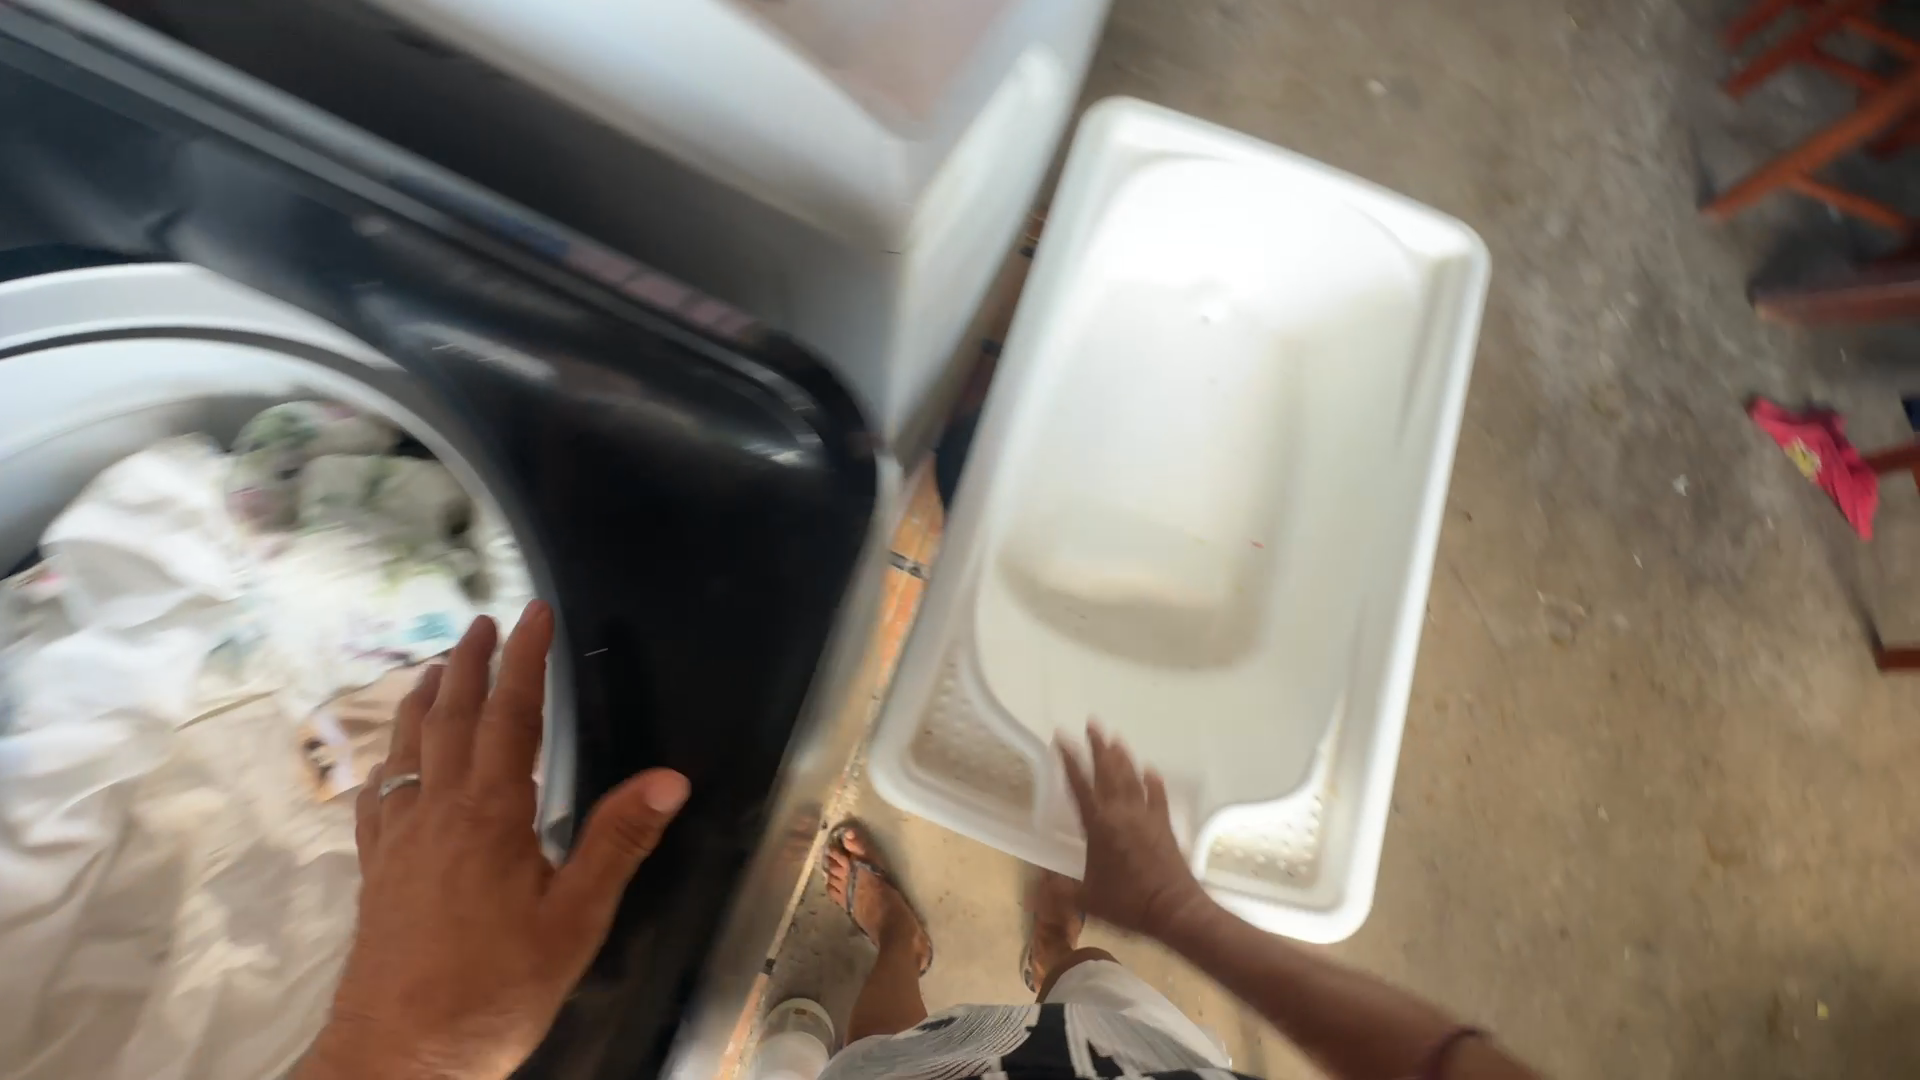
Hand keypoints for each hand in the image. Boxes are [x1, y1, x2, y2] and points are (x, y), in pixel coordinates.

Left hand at [298, 600, 690, 1079]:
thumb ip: (619, 840)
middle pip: (452, 718)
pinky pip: (379, 796)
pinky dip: (390, 757)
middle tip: (483, 621)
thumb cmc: (495, 988)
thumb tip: (671, 777)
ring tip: (437, 665)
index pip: (510, 716)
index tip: (533, 614)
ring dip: (426, 699)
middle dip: (470, 663)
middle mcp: (438, 812)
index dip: (524, 660)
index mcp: (491, 814)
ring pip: (409, 749)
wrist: (395, 1066)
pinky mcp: (378, 871)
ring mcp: (400, 840)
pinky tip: (393, 757)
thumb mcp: (576, 918)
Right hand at [1057, 722, 1211, 940]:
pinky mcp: (1164, 824)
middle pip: (1108, 772)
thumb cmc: (1129, 904)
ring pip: (1131, 778)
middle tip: (1092, 723)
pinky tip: (1150, 769)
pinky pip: (1158, 796)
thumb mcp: (1089, 899)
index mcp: (1098, 826)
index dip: (1069, 760)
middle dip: (1098, 746)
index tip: (1061, 738)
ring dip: (1123, 757)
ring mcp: (1145, 816)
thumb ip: (1063, 892)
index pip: (1079, 785)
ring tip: (1116, 738)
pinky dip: (1153, 781)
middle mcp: (1121, 813)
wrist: (1175, 910)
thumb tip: (1037, 892)